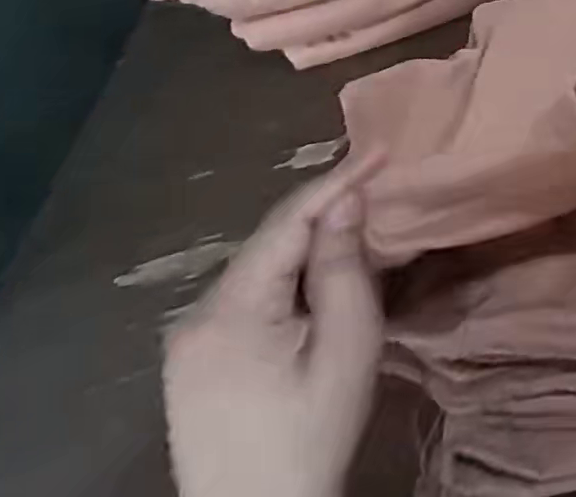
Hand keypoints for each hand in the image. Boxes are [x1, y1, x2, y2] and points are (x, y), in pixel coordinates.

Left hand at [163, 157, 384, 496]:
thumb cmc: (315, 426)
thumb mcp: (348, 342)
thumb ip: (345, 266)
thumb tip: (348, 201)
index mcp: (230, 311)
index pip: (288, 223)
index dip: (338, 180)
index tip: (382, 148)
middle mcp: (198, 314)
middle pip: (271, 239)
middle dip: (325, 202)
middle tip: (378, 172)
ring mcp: (193, 336)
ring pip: (263, 261)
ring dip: (311, 232)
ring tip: (361, 206)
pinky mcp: (201, 353)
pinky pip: (255, 287)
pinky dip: (294, 263)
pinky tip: (323, 258)